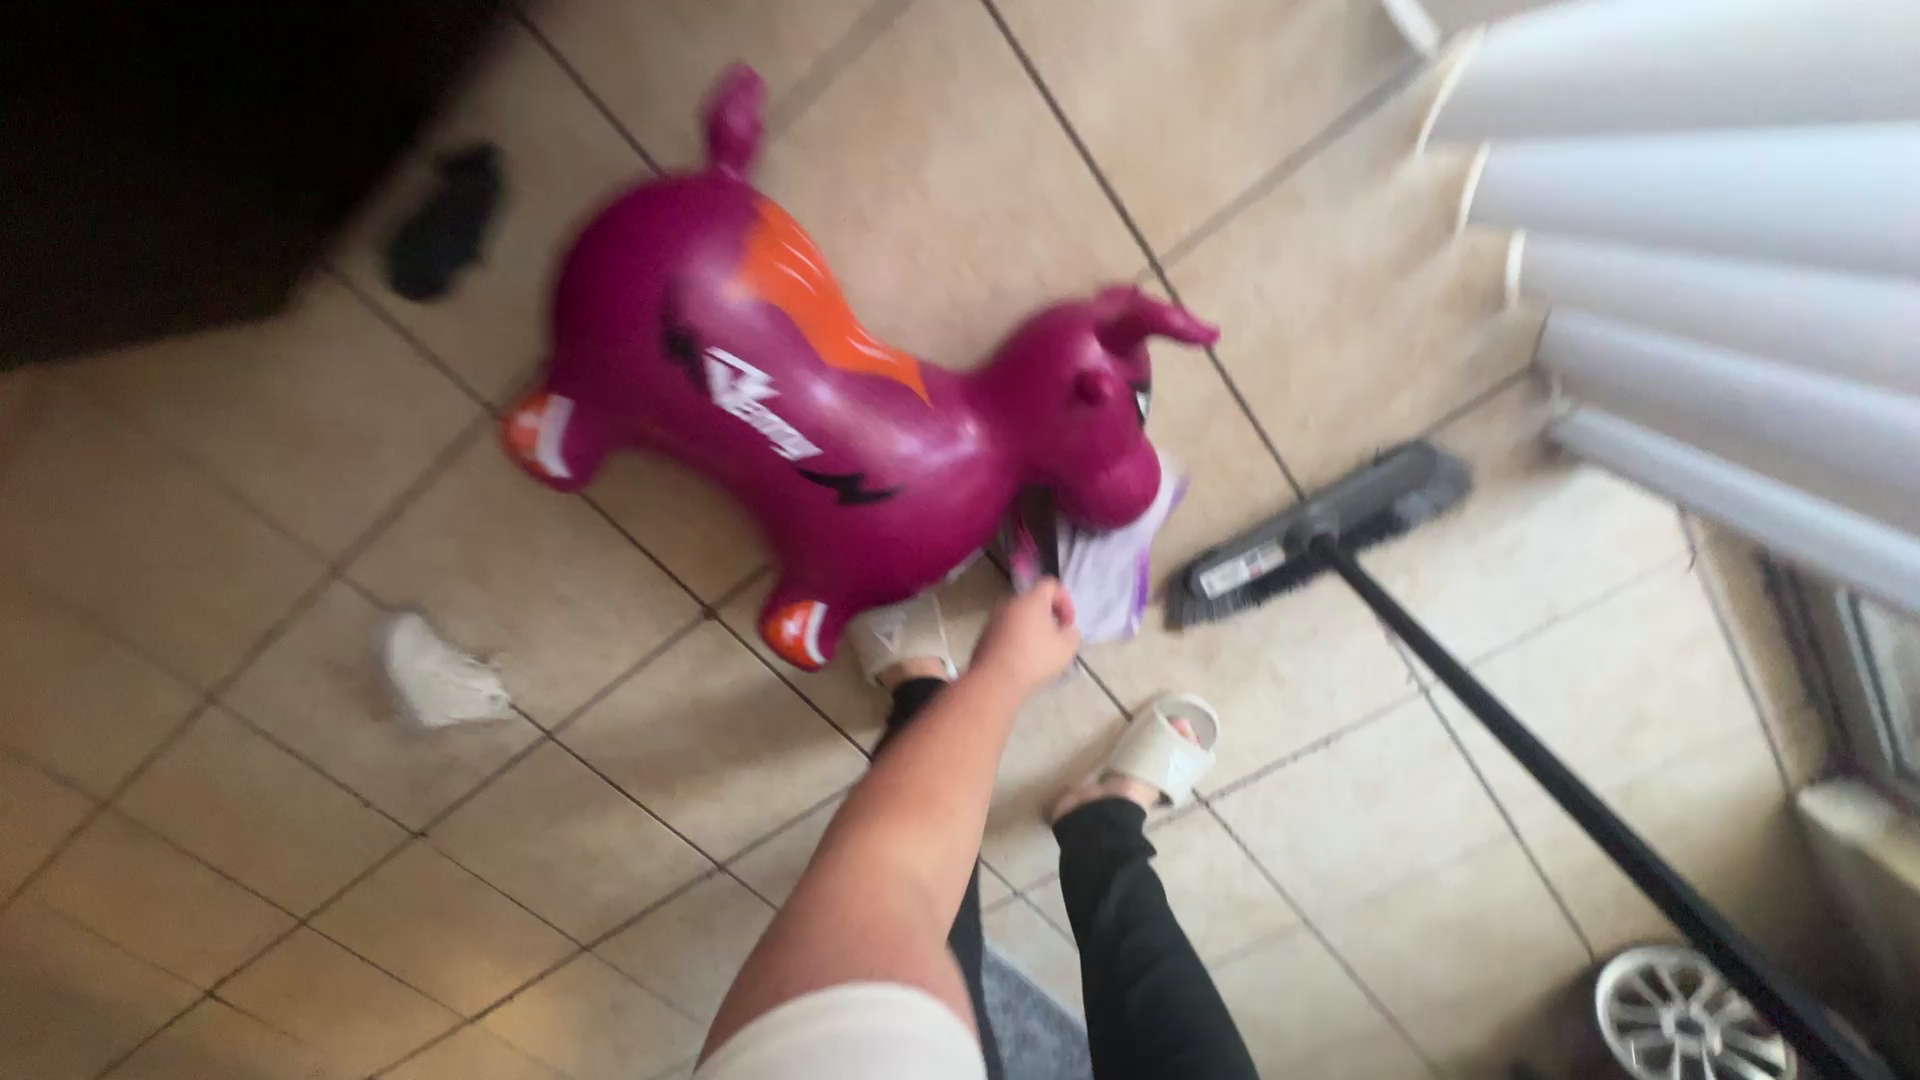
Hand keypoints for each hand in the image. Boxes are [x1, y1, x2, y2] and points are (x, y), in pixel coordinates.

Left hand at [970, 578, 1080, 695]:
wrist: (995, 679)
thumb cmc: (1034, 659)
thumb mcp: (1066, 648)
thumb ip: (1072, 633)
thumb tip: (1067, 630)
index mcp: (1032, 599)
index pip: (1051, 585)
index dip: (1065, 601)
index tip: (1068, 623)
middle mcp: (1011, 602)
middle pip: (1034, 599)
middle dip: (1048, 614)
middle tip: (1056, 635)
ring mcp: (994, 616)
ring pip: (1019, 614)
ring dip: (1032, 626)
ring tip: (1039, 648)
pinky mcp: (985, 632)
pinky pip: (1006, 627)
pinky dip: (1017, 635)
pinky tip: (1021, 656)